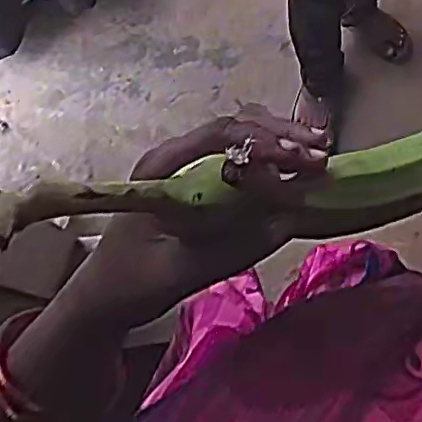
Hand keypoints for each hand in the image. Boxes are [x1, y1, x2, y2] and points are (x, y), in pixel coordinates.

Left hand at [69, 109, 329, 330]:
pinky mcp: (204, 173)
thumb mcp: (178, 272)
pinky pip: (243, 151)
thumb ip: (230, 248)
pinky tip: (299, 159)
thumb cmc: (131, 283)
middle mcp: (178, 152)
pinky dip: (273, 152)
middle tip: (319, 150)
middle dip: (280, 134)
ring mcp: (191, 160)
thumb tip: (288, 221)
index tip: (293, 155)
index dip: (259, 140)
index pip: (216, 135)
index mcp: (162, 166)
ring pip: (243, 133)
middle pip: (235, 126)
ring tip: (319, 150)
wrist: (102, 295)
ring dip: (282, 138)